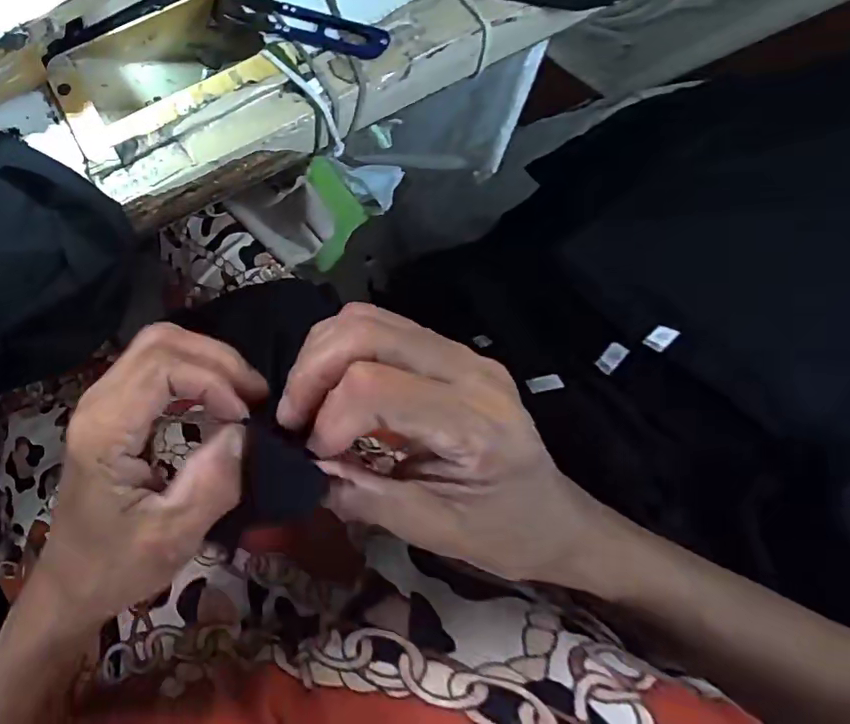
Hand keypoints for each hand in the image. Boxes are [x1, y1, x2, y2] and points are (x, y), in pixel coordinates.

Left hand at [27, 322, 268, 627]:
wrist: (72, 579)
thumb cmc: (116, 564)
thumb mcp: (172, 535)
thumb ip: (213, 481)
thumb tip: (249, 432)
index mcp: (105, 427)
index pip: (161, 366)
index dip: (211, 379)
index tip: (247, 417)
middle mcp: (97, 400)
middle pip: (157, 342)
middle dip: (213, 358)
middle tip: (255, 396)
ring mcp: (100, 400)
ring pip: (153, 348)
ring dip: (203, 361)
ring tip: (243, 396)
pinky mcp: (109, 408)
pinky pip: (150, 369)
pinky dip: (189, 373)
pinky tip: (216, 401)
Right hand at [275, 302, 610, 584]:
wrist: (556, 517)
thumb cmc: (503, 531)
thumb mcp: (435, 531)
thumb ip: (365, 497)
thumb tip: (305, 470)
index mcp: (476, 423)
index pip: (373, 387)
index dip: (326, 416)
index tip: (313, 453)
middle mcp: (467, 371)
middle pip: (361, 334)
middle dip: (310, 373)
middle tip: (292, 416)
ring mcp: (455, 350)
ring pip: (359, 319)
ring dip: (317, 355)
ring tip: (306, 399)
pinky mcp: (440, 344)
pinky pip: (370, 321)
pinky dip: (334, 346)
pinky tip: (329, 383)